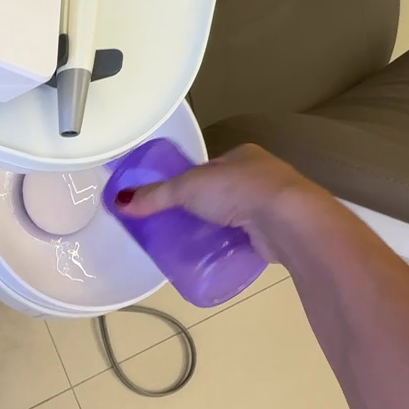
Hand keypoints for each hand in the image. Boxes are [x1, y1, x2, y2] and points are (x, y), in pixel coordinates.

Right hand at [112, 144, 348, 262]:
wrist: (288, 219)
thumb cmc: (239, 191)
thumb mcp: (188, 188)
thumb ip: (155, 196)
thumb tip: (120, 202)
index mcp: (241, 155)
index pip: (207, 169)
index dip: (187, 184)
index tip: (170, 203)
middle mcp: (260, 174)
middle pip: (219, 192)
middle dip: (200, 208)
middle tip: (174, 227)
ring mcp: (270, 202)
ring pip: (233, 214)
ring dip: (215, 226)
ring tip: (190, 244)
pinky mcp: (275, 229)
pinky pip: (244, 235)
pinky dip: (229, 243)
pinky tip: (215, 253)